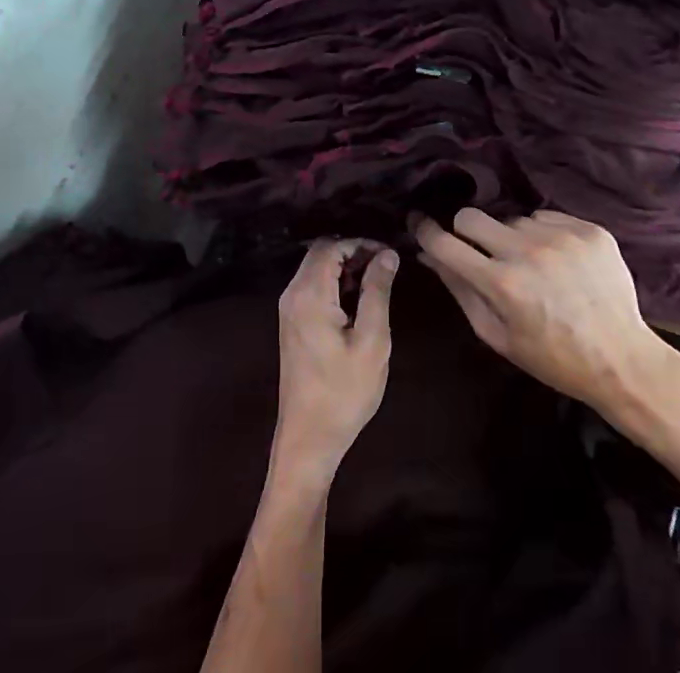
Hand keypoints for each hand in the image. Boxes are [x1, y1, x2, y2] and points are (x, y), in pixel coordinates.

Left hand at [273, 239, 397, 475]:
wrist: (309, 436)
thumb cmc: (344, 391)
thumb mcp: (372, 340)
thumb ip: (377, 291)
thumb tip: (387, 254)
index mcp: (309, 295)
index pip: (330, 246)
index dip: (360, 243)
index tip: (390, 254)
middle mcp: (292, 295)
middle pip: (320, 254)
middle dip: (354, 252)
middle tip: (387, 265)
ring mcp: (289, 310)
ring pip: (316, 270)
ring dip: (346, 268)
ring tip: (379, 281)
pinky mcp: (293, 324)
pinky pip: (313, 288)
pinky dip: (336, 284)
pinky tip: (360, 299)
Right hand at [413, 208, 673, 413]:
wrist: (621, 359)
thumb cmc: (552, 358)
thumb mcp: (497, 335)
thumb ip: (460, 291)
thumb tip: (428, 256)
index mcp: (501, 283)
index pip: (446, 243)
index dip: (426, 232)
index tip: (418, 223)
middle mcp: (528, 251)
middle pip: (472, 216)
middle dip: (467, 232)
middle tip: (481, 253)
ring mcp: (562, 236)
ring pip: (513, 219)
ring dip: (512, 238)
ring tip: (534, 267)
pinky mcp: (590, 230)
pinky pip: (548, 218)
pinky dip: (545, 236)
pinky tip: (559, 262)